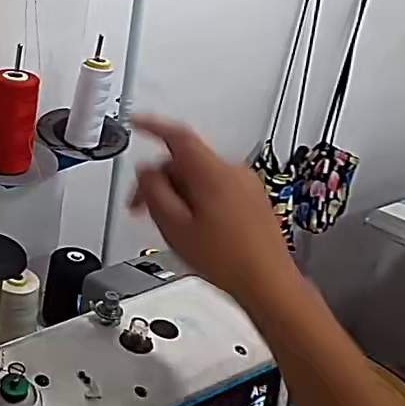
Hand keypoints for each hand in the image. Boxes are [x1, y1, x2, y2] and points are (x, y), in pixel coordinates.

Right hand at [128, 115, 299, 304]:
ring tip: (168, 223)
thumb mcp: (174, 225)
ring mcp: (246, 185)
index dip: (152, 126)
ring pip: (199, 175)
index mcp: (212, 173)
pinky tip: (191, 226)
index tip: (136, 122)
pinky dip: (197, 198)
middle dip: (159, 178)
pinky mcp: (252, 199)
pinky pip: (216, 187)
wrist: (267, 283)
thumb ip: (153, 190)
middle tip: (141, 203)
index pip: (177, 136)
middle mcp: (232, 172)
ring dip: (177, 192)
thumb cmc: (226, 260)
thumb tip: (145, 171)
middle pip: (185, 160)